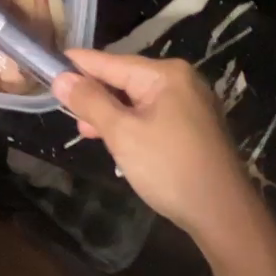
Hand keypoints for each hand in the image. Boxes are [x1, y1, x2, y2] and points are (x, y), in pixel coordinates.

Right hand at [53, 49, 255, 236]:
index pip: (111, 61)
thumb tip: (61, 78)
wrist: (224, 214)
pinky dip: (132, 123)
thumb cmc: (169, 167)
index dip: (79, 64)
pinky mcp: (195, 127)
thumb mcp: (122, 133)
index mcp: (166, 74)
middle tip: (65, 108)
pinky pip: (154, 115)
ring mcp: (192, 104)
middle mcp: (182, 81)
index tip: (51, 62)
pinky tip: (115, 139)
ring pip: (139, 100)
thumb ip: (90, 102)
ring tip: (85, 129)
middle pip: (125, 79)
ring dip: (111, 113)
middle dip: (95, 94)